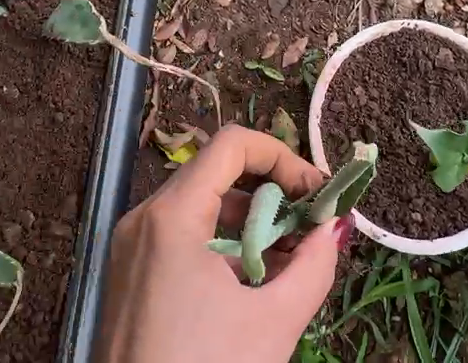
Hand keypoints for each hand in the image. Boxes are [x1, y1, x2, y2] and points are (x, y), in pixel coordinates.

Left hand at [98, 125, 349, 362]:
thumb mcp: (273, 322)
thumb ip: (315, 264)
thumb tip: (337, 226)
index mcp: (172, 215)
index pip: (233, 144)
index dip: (283, 157)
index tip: (317, 192)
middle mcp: (144, 217)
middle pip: (219, 172)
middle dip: (273, 192)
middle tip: (313, 223)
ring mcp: (131, 246)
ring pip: (203, 205)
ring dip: (253, 220)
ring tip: (293, 255)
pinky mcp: (130, 275)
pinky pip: (184, 236)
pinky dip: (225, 244)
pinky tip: (257, 279)